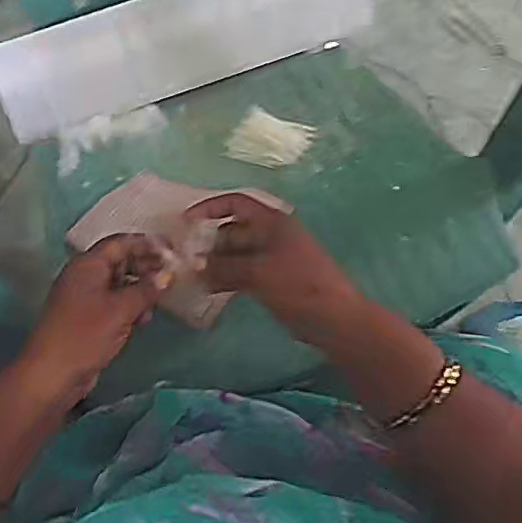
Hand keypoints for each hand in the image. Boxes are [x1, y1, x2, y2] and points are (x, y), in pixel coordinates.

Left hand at [20, 234, 167, 393]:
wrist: (51, 374)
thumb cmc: (85, 334)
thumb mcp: (121, 310)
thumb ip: (146, 290)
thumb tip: (167, 276)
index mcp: (87, 264)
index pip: (120, 243)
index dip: (146, 244)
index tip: (171, 250)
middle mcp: (83, 275)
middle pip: (118, 261)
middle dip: (144, 267)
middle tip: (170, 275)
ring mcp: (83, 297)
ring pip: (116, 284)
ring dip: (138, 289)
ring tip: (159, 300)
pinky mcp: (85, 318)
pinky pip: (111, 303)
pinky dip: (128, 306)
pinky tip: (143, 318)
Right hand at [184, 193, 366, 342]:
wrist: (335, 319)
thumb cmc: (298, 286)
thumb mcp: (257, 273)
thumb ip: (223, 267)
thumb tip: (195, 266)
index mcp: (271, 222)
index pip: (235, 203)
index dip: (210, 207)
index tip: (187, 221)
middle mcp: (271, 234)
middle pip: (232, 229)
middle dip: (209, 242)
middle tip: (186, 259)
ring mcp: (273, 257)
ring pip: (236, 253)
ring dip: (216, 262)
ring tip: (194, 276)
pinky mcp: (273, 278)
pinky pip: (243, 271)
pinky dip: (227, 277)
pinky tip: (210, 289)